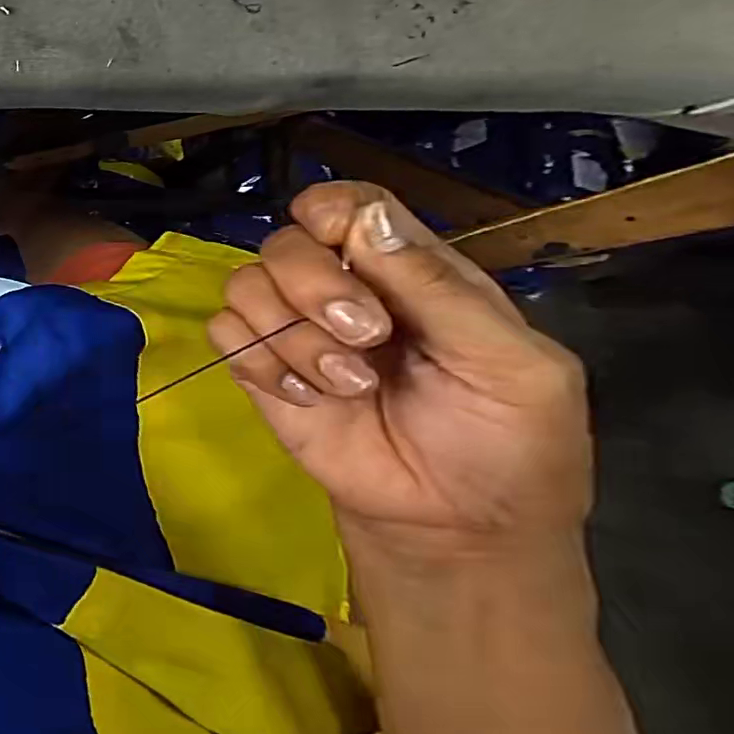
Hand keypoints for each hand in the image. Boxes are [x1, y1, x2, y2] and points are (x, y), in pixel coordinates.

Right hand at [208, 183, 590, 563]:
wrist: (453, 529)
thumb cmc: (506, 443)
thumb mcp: (509, 363)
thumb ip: (438, 287)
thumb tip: (367, 216)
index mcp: (407, 269)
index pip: (351, 204)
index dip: (330, 207)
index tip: (331, 235)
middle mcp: (342, 287)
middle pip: (286, 240)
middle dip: (314, 284)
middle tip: (365, 337)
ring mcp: (295, 329)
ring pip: (245, 284)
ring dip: (289, 335)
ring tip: (344, 386)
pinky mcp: (262, 370)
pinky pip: (224, 332)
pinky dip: (257, 361)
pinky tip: (302, 398)